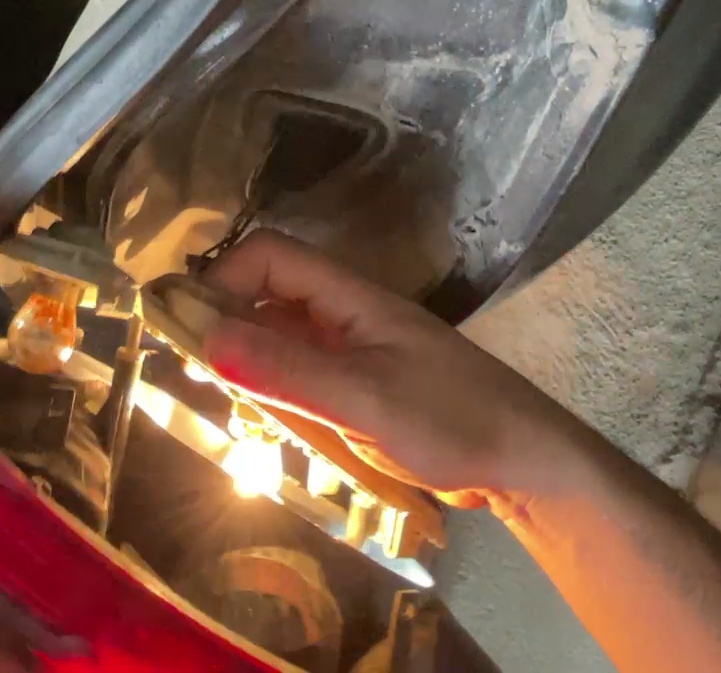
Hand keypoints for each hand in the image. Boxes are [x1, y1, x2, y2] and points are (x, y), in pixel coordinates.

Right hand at [200, 230, 562, 505]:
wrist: (529, 466)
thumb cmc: (453, 421)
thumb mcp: (365, 399)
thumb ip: (287, 372)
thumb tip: (204, 338)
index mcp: (347, 295)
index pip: (268, 256)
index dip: (223, 279)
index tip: (191, 331)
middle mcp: (342, 313)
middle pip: (264, 295)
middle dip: (225, 328)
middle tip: (198, 378)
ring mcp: (349, 349)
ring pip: (277, 338)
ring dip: (247, 365)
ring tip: (232, 408)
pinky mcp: (356, 385)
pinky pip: (297, 375)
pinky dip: (273, 393)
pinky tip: (267, 424)